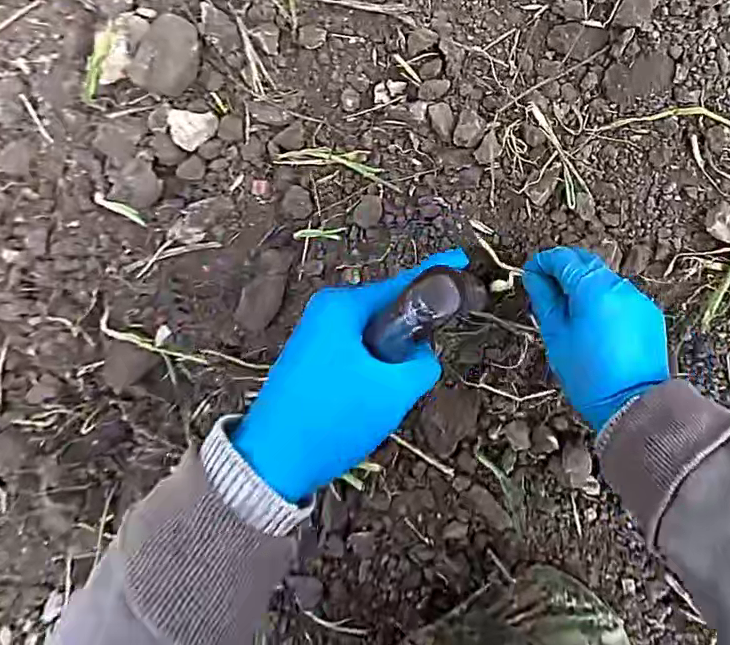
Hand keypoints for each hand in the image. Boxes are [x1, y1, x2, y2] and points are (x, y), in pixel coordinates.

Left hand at [231, 249, 463, 501]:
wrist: (268, 469)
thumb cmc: (331, 420)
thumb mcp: (395, 391)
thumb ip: (424, 363)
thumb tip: (424, 355)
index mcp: (343, 307)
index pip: (403, 281)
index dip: (437, 271)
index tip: (461, 261)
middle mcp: (327, 311)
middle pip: (389, 307)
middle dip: (414, 324)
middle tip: (437, 339)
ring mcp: (316, 334)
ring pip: (375, 331)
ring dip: (394, 348)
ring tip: (406, 377)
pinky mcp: (312, 358)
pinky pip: (359, 347)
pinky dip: (376, 360)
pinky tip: (382, 386)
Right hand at [522, 247, 669, 430]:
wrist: (633, 405)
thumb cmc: (592, 379)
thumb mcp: (557, 338)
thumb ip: (545, 300)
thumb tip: (534, 277)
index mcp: (593, 289)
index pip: (564, 258)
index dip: (544, 261)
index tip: (532, 270)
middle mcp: (619, 286)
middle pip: (586, 263)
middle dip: (564, 270)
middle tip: (546, 287)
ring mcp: (637, 298)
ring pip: (604, 279)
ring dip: (586, 286)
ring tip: (570, 312)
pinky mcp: (648, 312)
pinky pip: (621, 296)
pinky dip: (606, 301)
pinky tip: (596, 324)